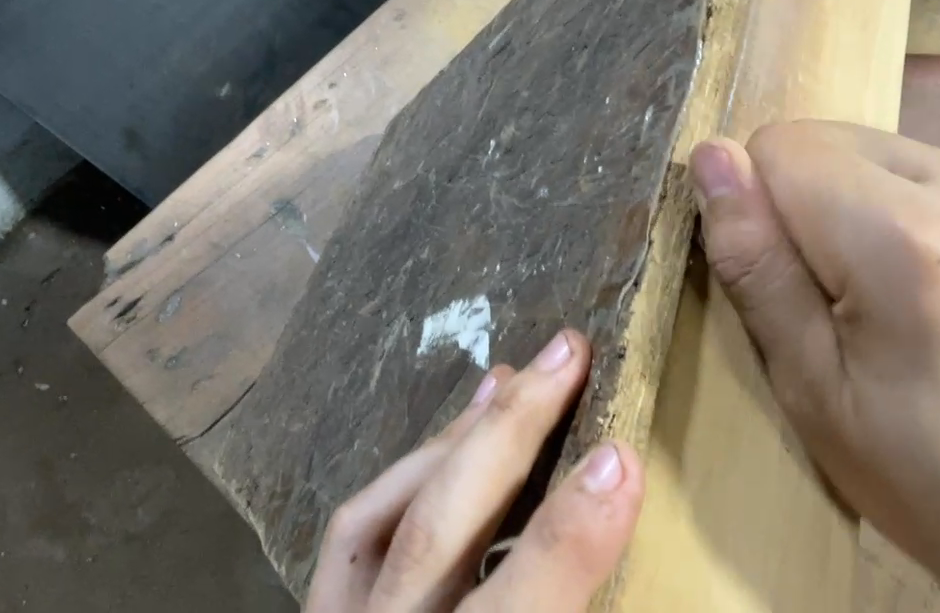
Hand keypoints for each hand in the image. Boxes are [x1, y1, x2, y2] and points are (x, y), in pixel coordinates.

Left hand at [306, 329, 644, 611]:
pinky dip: (409, 470)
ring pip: (382, 516)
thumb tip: (602, 498)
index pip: (517, 607)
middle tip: (567, 352)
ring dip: (459, 436)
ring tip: (514, 378)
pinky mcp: (320, 607)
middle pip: (437, 531)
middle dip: (509, 432)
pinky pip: (355, 529)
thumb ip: (559, 592)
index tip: (619, 457)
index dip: (568, 536)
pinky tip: (451, 440)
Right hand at [688, 121, 939, 612]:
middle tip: (842, 300)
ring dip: (862, 203)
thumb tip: (711, 159)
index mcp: (907, 242)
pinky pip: (938, 164)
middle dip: (809, 202)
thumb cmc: (939, 484)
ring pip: (880, 147)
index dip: (762, 208)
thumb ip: (756, 266)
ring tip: (899, 294)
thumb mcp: (813, 394)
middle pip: (830, 137)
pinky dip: (918, 207)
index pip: (778, 146)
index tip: (790, 282)